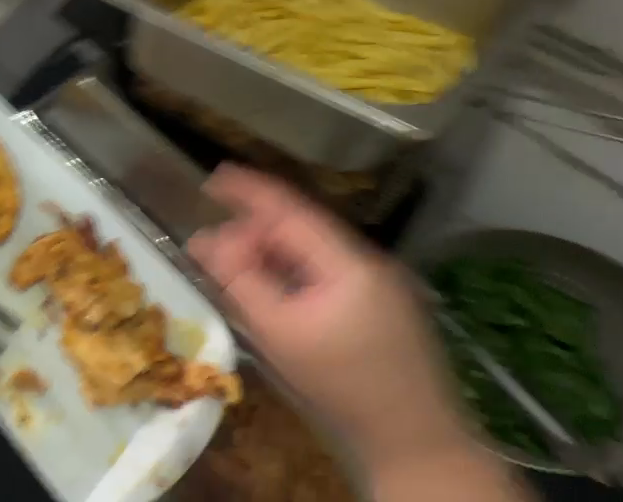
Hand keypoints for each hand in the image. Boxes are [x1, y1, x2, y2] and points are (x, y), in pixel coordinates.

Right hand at [189, 166, 465, 465]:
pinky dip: (290, 273)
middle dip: (251, 234)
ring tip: (236, 275)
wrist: (418, 445)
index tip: (211, 176)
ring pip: (310, 253)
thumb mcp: (276, 329)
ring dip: (269, 255)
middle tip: (213, 254)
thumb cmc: (342, 384)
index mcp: (349, 264)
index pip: (291, 210)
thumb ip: (237, 277)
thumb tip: (204, 239)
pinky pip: (324, 273)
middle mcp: (370, 265)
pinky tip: (271, 293)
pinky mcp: (383, 309)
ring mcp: (382, 288)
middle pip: (299, 231)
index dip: (249, 190)